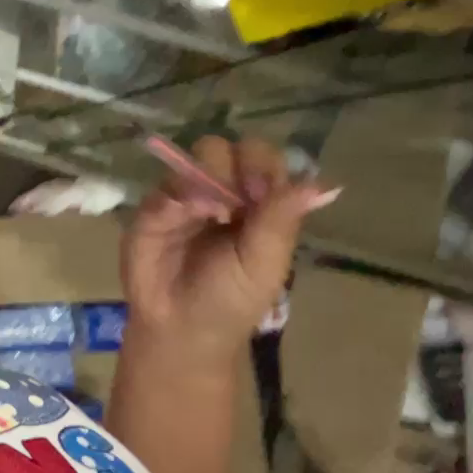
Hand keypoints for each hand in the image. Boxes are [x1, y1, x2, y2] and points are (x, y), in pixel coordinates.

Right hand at [121, 137, 336, 365]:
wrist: (178, 325)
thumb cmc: (230, 300)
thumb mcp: (263, 265)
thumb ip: (280, 222)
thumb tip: (318, 183)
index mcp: (258, 204)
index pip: (264, 159)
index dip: (262, 165)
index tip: (260, 191)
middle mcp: (222, 192)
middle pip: (226, 148)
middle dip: (232, 167)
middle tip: (234, 202)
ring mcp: (185, 197)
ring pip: (193, 158)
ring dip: (205, 178)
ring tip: (208, 213)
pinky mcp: (153, 207)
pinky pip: (163, 185)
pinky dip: (176, 196)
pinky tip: (181, 216)